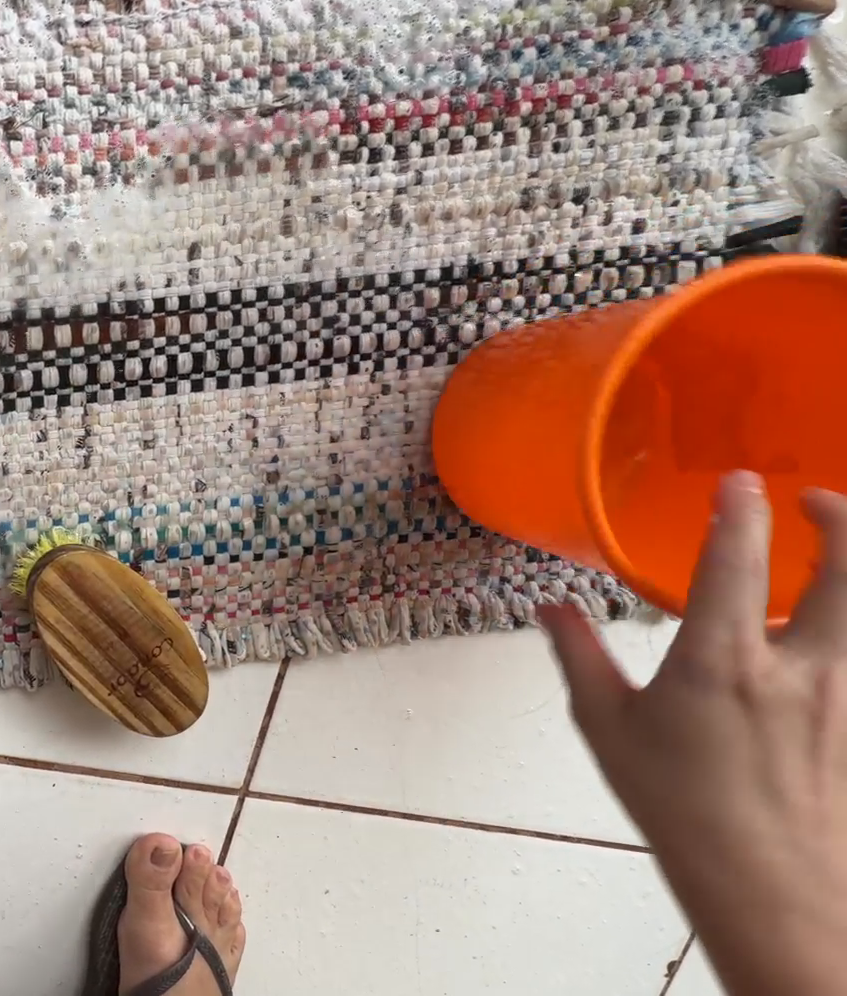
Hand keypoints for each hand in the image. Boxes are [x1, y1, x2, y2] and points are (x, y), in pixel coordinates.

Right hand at [541, 472, 846, 995]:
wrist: (775, 886)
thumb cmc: (675, 801)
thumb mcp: (605, 723)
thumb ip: (579, 653)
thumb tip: (551, 606)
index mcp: (721, 662)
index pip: (736, 566)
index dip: (739, 514)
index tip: (737, 483)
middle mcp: (803, 669)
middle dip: (844, 521)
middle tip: (816, 499)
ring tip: (838, 547)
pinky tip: (828, 623)